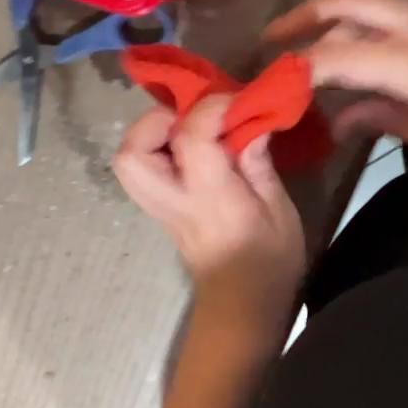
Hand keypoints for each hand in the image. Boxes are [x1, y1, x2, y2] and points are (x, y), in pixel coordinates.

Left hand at [113, 96, 304, 330]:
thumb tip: (251, 122)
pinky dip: (159, 150)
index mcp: (210, 199)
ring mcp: (161, 209)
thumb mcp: (280, 211)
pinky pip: (144, 171)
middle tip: (193, 114)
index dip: (210, 107)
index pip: (191, 138)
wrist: (244, 308)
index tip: (236, 99)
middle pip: (132, 153)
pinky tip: (191, 149)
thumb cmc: (270, 263)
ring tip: (189, 129)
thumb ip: (259, 164)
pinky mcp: (162, 213)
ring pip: (127, 162)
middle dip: (156, 121)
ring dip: (152, 135)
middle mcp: (174, 201)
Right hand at [264, 0, 407, 152]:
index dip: (297, 68)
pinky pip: (389, 5)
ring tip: (309, 45)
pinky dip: (361, 18)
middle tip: (272, 40)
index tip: (271, 81)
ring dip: (331, 16)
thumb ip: (380, 119)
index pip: (336, 57)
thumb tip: (338, 120)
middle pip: (344, 2)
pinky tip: (358, 44)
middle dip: (301, 18)